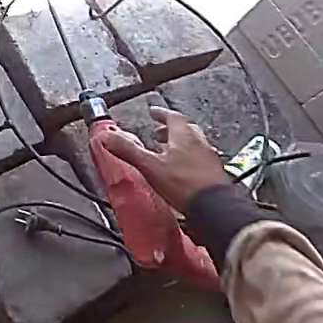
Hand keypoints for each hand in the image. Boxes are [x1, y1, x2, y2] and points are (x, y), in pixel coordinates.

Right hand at [101, 106, 228, 210]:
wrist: (215, 209)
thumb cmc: (185, 185)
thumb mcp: (149, 166)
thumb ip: (127, 150)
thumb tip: (107, 137)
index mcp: (183, 136)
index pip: (172, 116)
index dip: (161, 114)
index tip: (153, 113)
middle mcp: (199, 143)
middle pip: (185, 129)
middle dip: (170, 129)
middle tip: (159, 133)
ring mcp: (209, 159)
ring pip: (194, 144)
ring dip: (181, 145)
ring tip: (168, 153)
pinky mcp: (215, 176)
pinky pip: (201, 161)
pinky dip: (189, 160)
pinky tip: (182, 173)